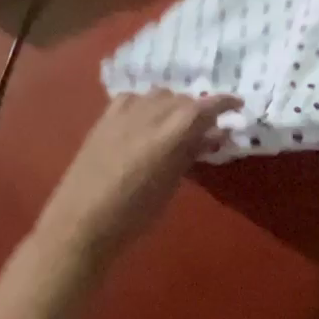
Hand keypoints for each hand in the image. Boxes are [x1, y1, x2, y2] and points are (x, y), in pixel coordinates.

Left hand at [33, 91, 240, 258]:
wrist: (80, 223)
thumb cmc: (133, 216)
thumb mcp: (170, 185)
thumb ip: (191, 154)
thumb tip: (213, 135)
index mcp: (170, 134)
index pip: (204, 106)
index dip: (224, 103)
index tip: (238, 106)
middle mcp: (148, 114)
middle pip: (182, 99)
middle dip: (198, 110)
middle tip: (207, 130)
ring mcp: (123, 113)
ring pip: (159, 95)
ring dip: (174, 105)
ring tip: (177, 126)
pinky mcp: (104, 118)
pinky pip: (133, 99)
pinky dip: (147, 105)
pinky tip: (146, 121)